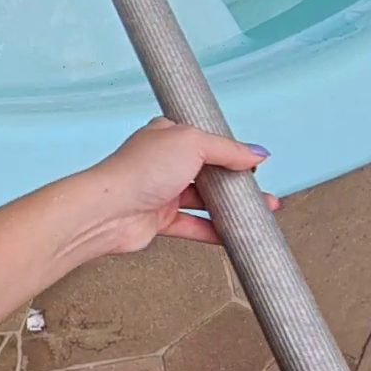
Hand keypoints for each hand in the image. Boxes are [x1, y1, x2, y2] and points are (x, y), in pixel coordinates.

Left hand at [78, 117, 278, 255]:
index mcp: (166, 136)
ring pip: (203, 200)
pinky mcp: (158, 220)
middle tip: (261, 189)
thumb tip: (255, 153)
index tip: (252, 158)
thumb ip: (227, 149)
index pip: (204, 139)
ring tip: (261, 210)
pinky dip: (215, 230)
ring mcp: (159, 192)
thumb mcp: (192, 142)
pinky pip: (193, 226)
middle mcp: (162, 164)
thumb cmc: (137, 170)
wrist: (108, 210)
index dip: (228, 148)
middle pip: (207, 171)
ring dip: (233, 207)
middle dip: (236, 181)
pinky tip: (236, 233)